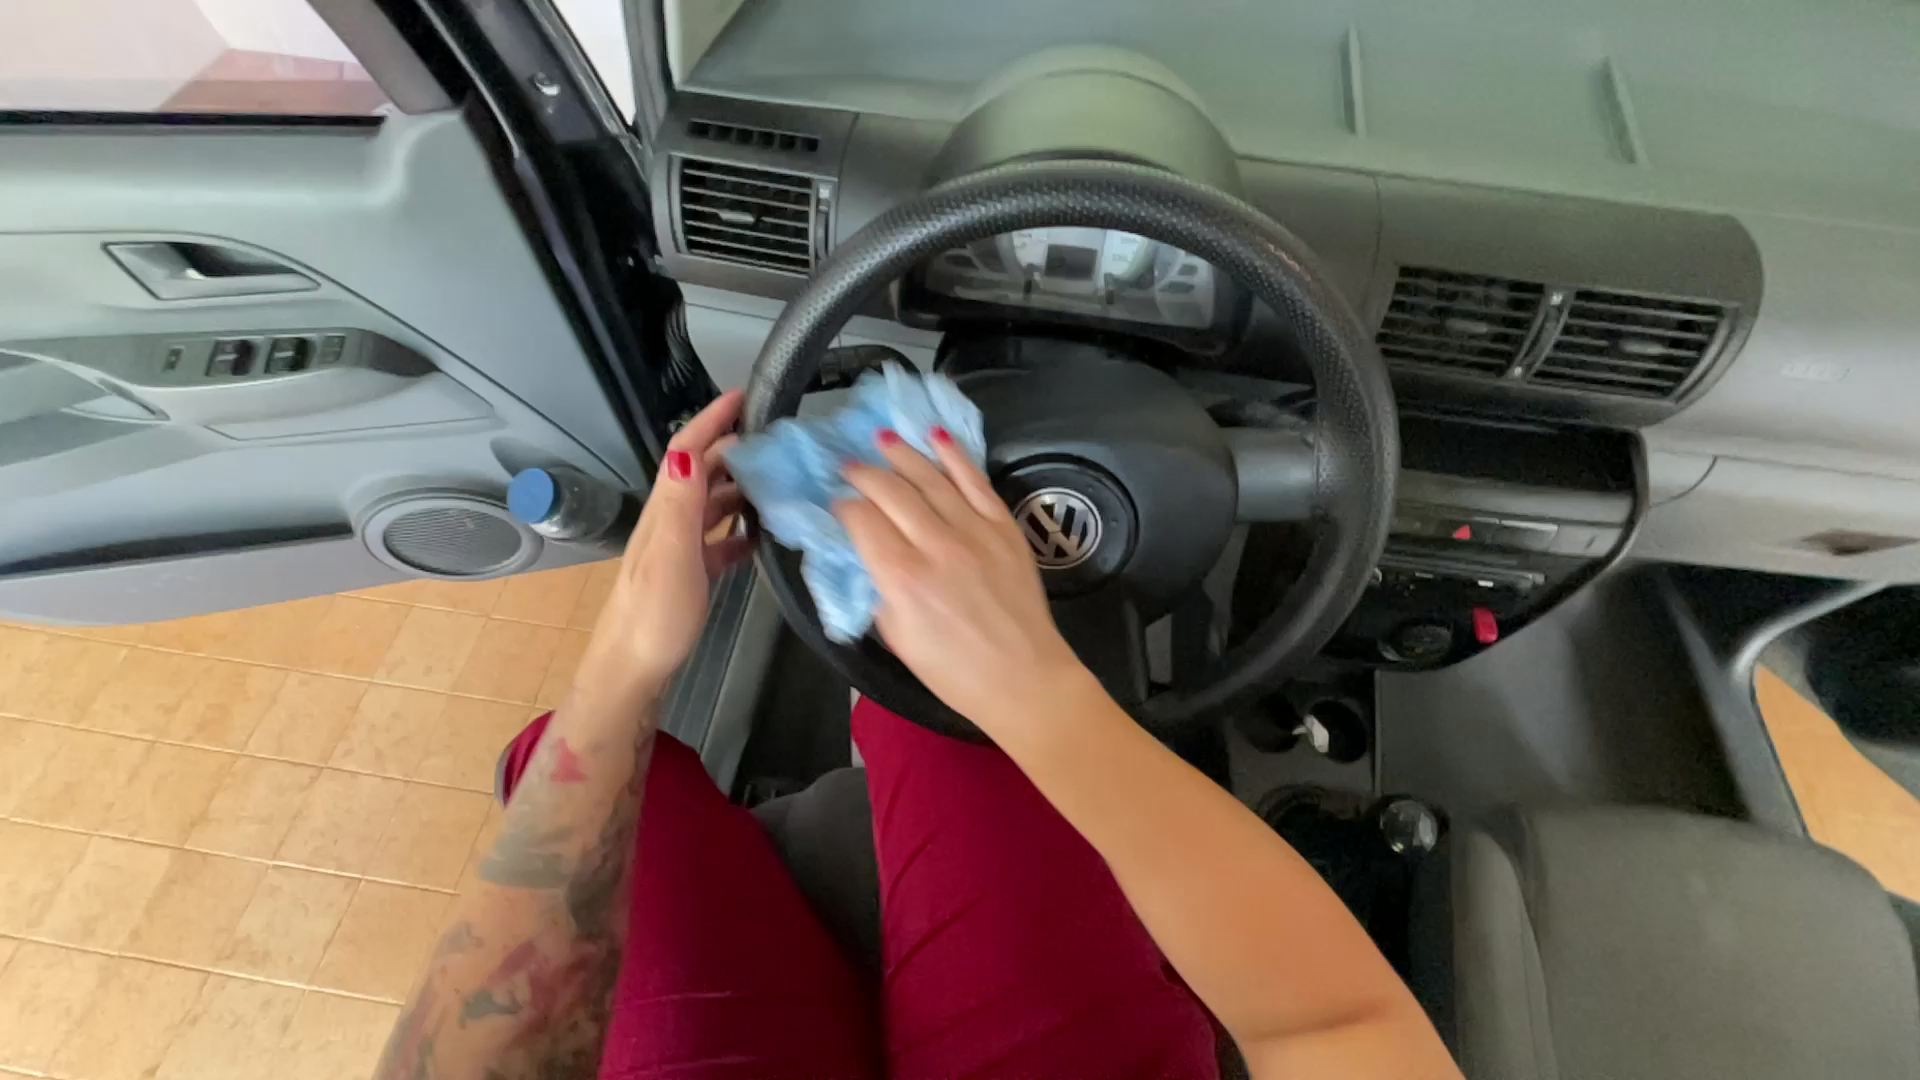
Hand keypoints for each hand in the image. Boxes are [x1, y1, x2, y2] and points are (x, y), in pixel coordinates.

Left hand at [575, 390, 749, 703]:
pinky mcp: (690, 573)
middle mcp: (670, 522)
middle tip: (776, 442)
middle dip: (734, 449)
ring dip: (741, 488)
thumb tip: (686, 454)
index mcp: (665, 512)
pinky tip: (761, 538)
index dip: (710, 421)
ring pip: (713, 504)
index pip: (684, 452)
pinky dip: (741, 531)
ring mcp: (679, 548)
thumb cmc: (654, 618)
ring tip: (778, 483)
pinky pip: (719, 540)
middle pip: (701, 473)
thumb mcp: (672, 558)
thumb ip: (680, 507)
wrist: (632, 671)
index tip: (741, 396)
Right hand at [836, 427, 1093, 735]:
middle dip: (864, 473)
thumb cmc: (953, 671)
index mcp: (902, 577)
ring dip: (902, 454)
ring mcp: (975, 531)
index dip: (843, 506)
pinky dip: (955, 456)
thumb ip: (878, 589)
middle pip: (891, 491)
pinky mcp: (1004, 527)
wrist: (1023, 678)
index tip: (837, 503)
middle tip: (848, 465)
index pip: (861, 520)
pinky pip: (976, 481)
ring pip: (931, 478)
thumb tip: (869, 554)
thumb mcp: (896, 638)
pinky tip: (937, 436)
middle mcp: (936, 544)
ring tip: (882, 439)